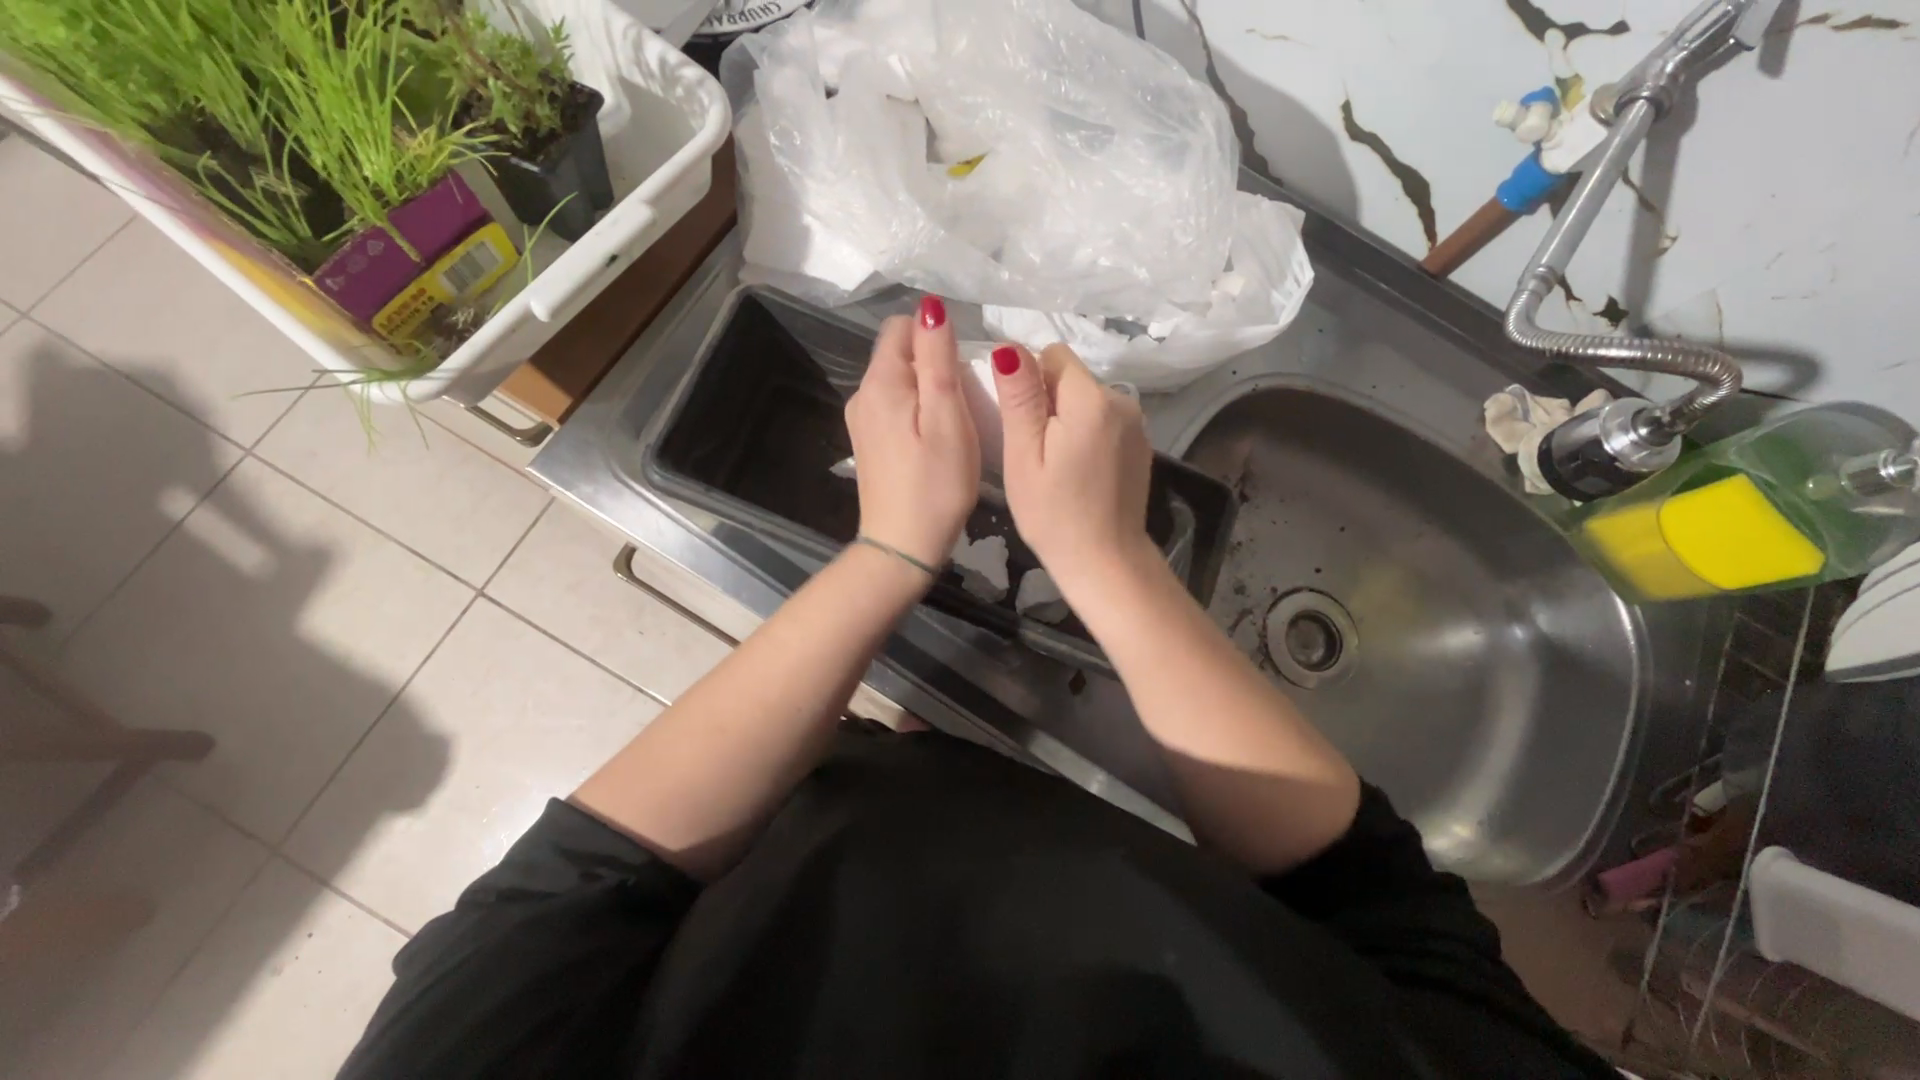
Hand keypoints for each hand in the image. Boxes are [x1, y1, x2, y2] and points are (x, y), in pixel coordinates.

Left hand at [843, 297, 980, 569]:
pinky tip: (936, 441)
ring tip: (956, 422)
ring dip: (928, 389)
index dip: (936, 336)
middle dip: (934, 363)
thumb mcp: (948, 416)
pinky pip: (895, 408)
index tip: (963, 369)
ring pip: (900, 382)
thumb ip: (938, 359)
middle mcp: (862, 395)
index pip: (902, 326)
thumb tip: (930, 306)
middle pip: (900, 353)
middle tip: (966, 400)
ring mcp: (862, 421)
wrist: (903, 546)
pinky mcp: (869, 444)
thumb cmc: (936, 484)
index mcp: (880, 382)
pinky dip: (917, 412)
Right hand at [992, 342, 1156, 600]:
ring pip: (1087, 400)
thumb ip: (1020, 397)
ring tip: (1057, 466)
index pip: (1053, 355)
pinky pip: (1104, 422)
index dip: (1029, 383)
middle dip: (1049, 403)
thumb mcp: (1024, 456)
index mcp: (1091, 400)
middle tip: (1035, 452)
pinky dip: (1088, 436)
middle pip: (1072, 378)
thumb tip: (1008, 347)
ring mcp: (1136, 423)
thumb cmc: (1054, 514)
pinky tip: (1080, 473)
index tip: (1022, 424)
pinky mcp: (1140, 444)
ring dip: (1068, 420)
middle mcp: (1121, 401)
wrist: (1106, 561)